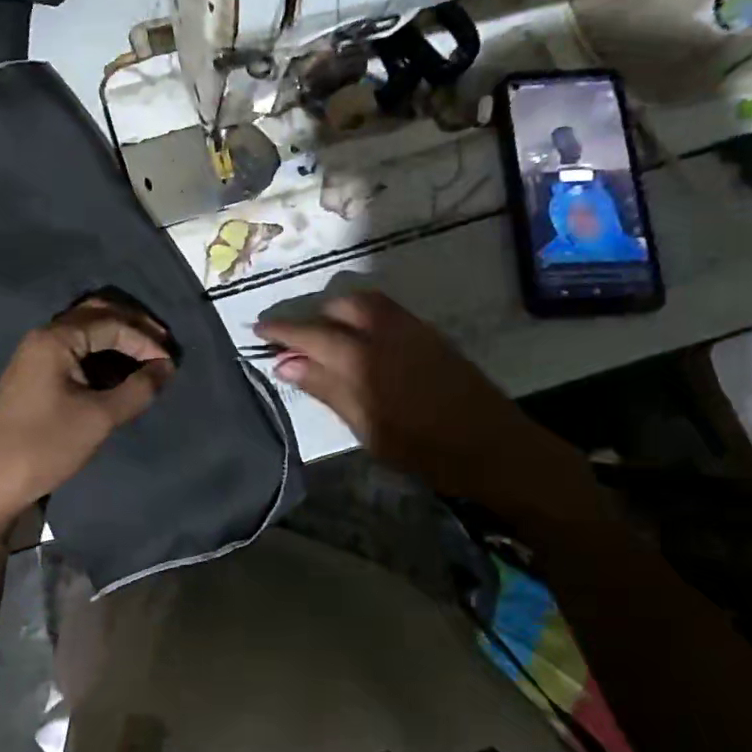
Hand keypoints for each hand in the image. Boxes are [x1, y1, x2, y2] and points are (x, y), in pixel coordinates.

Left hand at [0, 299, 174, 535]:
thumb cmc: (45, 447)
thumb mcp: (99, 418)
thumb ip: (138, 389)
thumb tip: (166, 367)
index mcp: (55, 338)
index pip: (112, 323)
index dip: (146, 340)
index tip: (171, 364)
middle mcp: (43, 337)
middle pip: (96, 315)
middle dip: (133, 326)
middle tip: (164, 345)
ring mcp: (35, 354)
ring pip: (85, 331)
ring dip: (118, 338)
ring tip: (148, 358)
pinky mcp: (34, 375)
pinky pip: (74, 350)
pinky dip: (101, 354)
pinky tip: (119, 372)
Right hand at [254, 292, 544, 498]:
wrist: (493, 445)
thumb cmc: (424, 449)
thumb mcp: (366, 427)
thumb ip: (326, 388)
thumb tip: (285, 363)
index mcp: (365, 360)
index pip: (312, 334)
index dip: (283, 330)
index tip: (259, 330)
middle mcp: (386, 332)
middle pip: (340, 306)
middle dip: (313, 317)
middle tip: (295, 341)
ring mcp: (411, 328)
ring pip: (364, 302)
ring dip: (338, 311)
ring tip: (325, 338)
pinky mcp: (428, 332)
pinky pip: (385, 310)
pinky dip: (362, 315)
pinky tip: (359, 341)